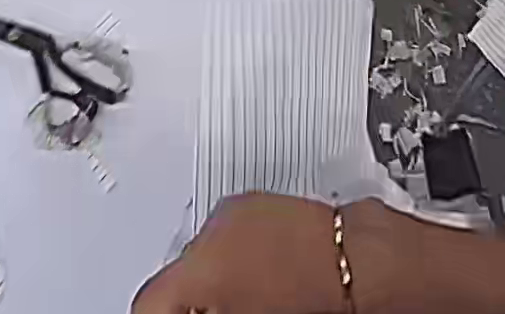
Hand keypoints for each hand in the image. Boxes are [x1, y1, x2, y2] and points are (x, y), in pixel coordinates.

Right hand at [132, 193, 345, 313]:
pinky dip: (230, 257)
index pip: (150, 302)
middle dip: (188, 299)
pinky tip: (253, 282)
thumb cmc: (311, 298)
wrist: (354, 263)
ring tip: (235, 302)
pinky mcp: (258, 203)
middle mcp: (216, 227)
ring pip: (202, 251)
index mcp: (204, 263)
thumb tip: (188, 311)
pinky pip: (227, 233)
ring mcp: (238, 210)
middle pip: (178, 272)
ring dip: (209, 279)